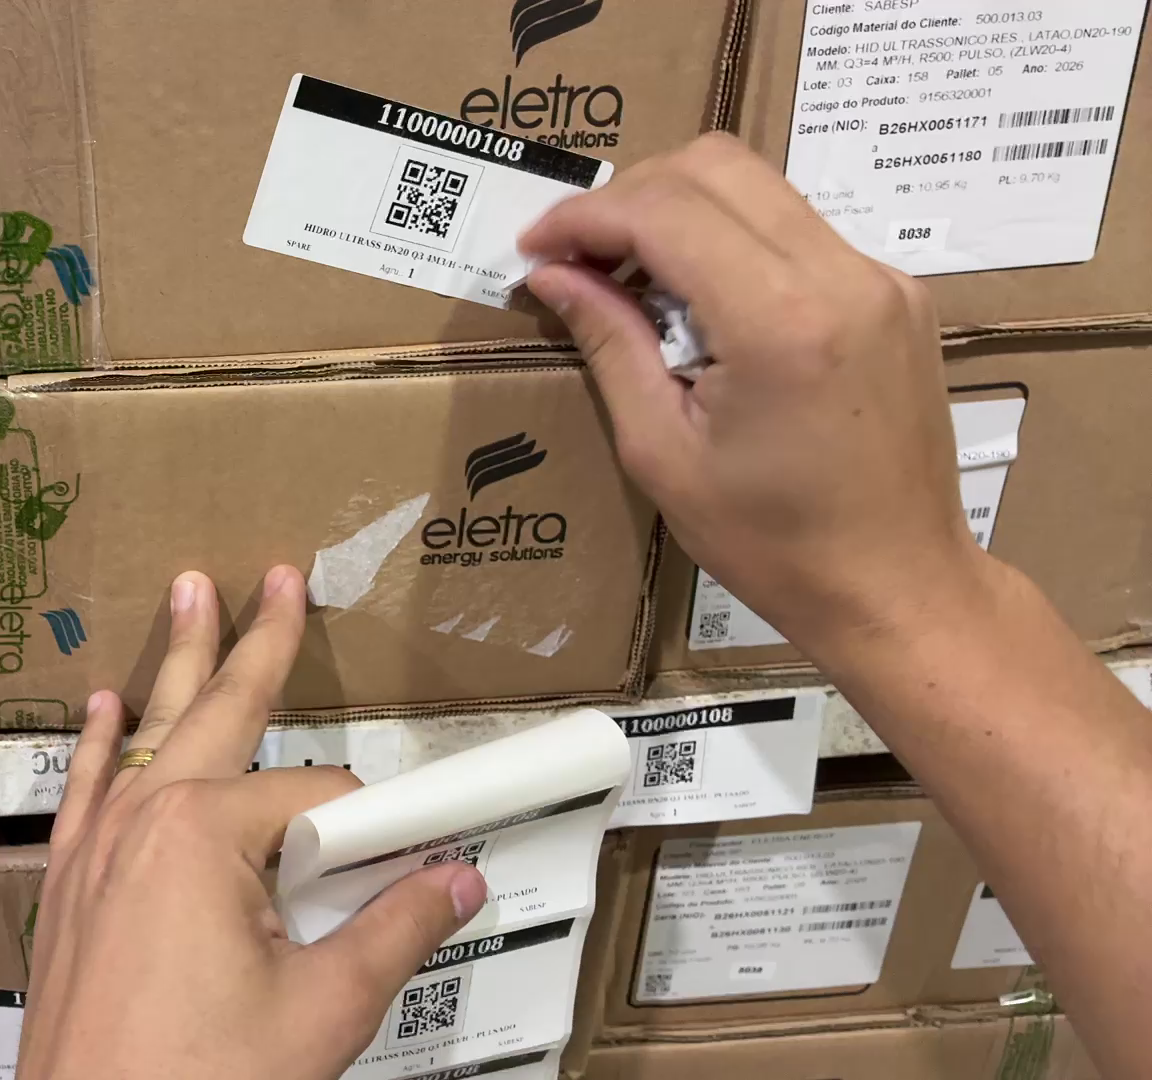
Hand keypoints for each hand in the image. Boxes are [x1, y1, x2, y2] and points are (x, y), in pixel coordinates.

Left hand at [18, 566, 487, 1079]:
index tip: (406, 848)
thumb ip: (394, 930)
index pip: (315, 799)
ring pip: (154, 728)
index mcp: (207, 832)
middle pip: (226, 710)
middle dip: (262, 642)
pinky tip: (108, 699)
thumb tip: (459, 877)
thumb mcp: (319, 1013)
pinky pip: (89, 782)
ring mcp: (101, 838)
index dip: (366, 823)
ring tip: (191, 594)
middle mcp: (148, 813)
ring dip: (181, 660)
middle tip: (280, 578)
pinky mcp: (72, 872)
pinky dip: (101, 737)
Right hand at [519, 133, 984, 652]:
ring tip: (610, 272)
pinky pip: (785, 226)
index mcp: (780, 321)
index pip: (668, 213)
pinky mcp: (888, 291)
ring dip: (667, 210)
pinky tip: (677, 296)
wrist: (889, 578)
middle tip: (566, 253)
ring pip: (754, 185)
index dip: (585, 216)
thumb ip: (609, 343)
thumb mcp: (657, 446)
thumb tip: (552, 276)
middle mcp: (844, 274)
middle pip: (717, 168)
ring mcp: (879, 275)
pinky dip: (714, 238)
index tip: (530, 246)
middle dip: (624, 195)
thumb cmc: (760, 535)